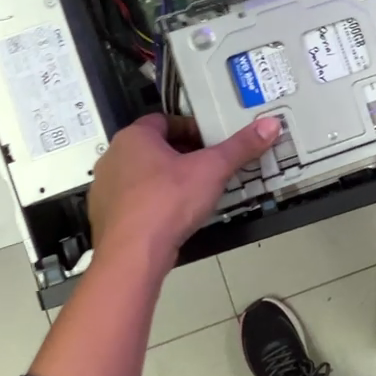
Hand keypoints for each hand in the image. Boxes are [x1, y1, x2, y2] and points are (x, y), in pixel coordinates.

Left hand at [88, 114, 280, 263]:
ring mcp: (105, 189)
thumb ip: (240, 147)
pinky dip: (153, 204)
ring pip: (142, 175)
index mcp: (134, 137)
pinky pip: (134, 202)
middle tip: (208, 168)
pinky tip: (172, 218)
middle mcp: (114, 157)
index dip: (191, 129)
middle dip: (181, 155)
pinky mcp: (106, 217)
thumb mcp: (212, 170)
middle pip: (154, 148)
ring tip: (193, 193)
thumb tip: (269, 125)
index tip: (211, 144)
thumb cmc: (168, 202)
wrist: (133, 255)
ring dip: (166, 180)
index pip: (164, 120)